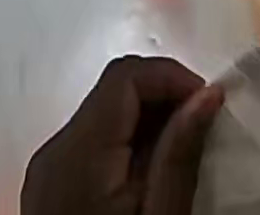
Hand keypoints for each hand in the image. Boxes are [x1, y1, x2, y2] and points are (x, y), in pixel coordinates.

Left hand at [22, 56, 223, 214]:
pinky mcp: (50, 184)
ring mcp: (48, 166)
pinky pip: (93, 139)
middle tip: (205, 122)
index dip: (169, 75)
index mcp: (77, 152)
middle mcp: (55, 148)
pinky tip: (154, 167)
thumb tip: (208, 93)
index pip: (124, 78)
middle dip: (162, 92)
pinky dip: (127, 139)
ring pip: (103, 111)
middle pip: (112, 90)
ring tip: (186, 144)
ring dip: (147, 115)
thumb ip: (180, 154)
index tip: (211, 101)